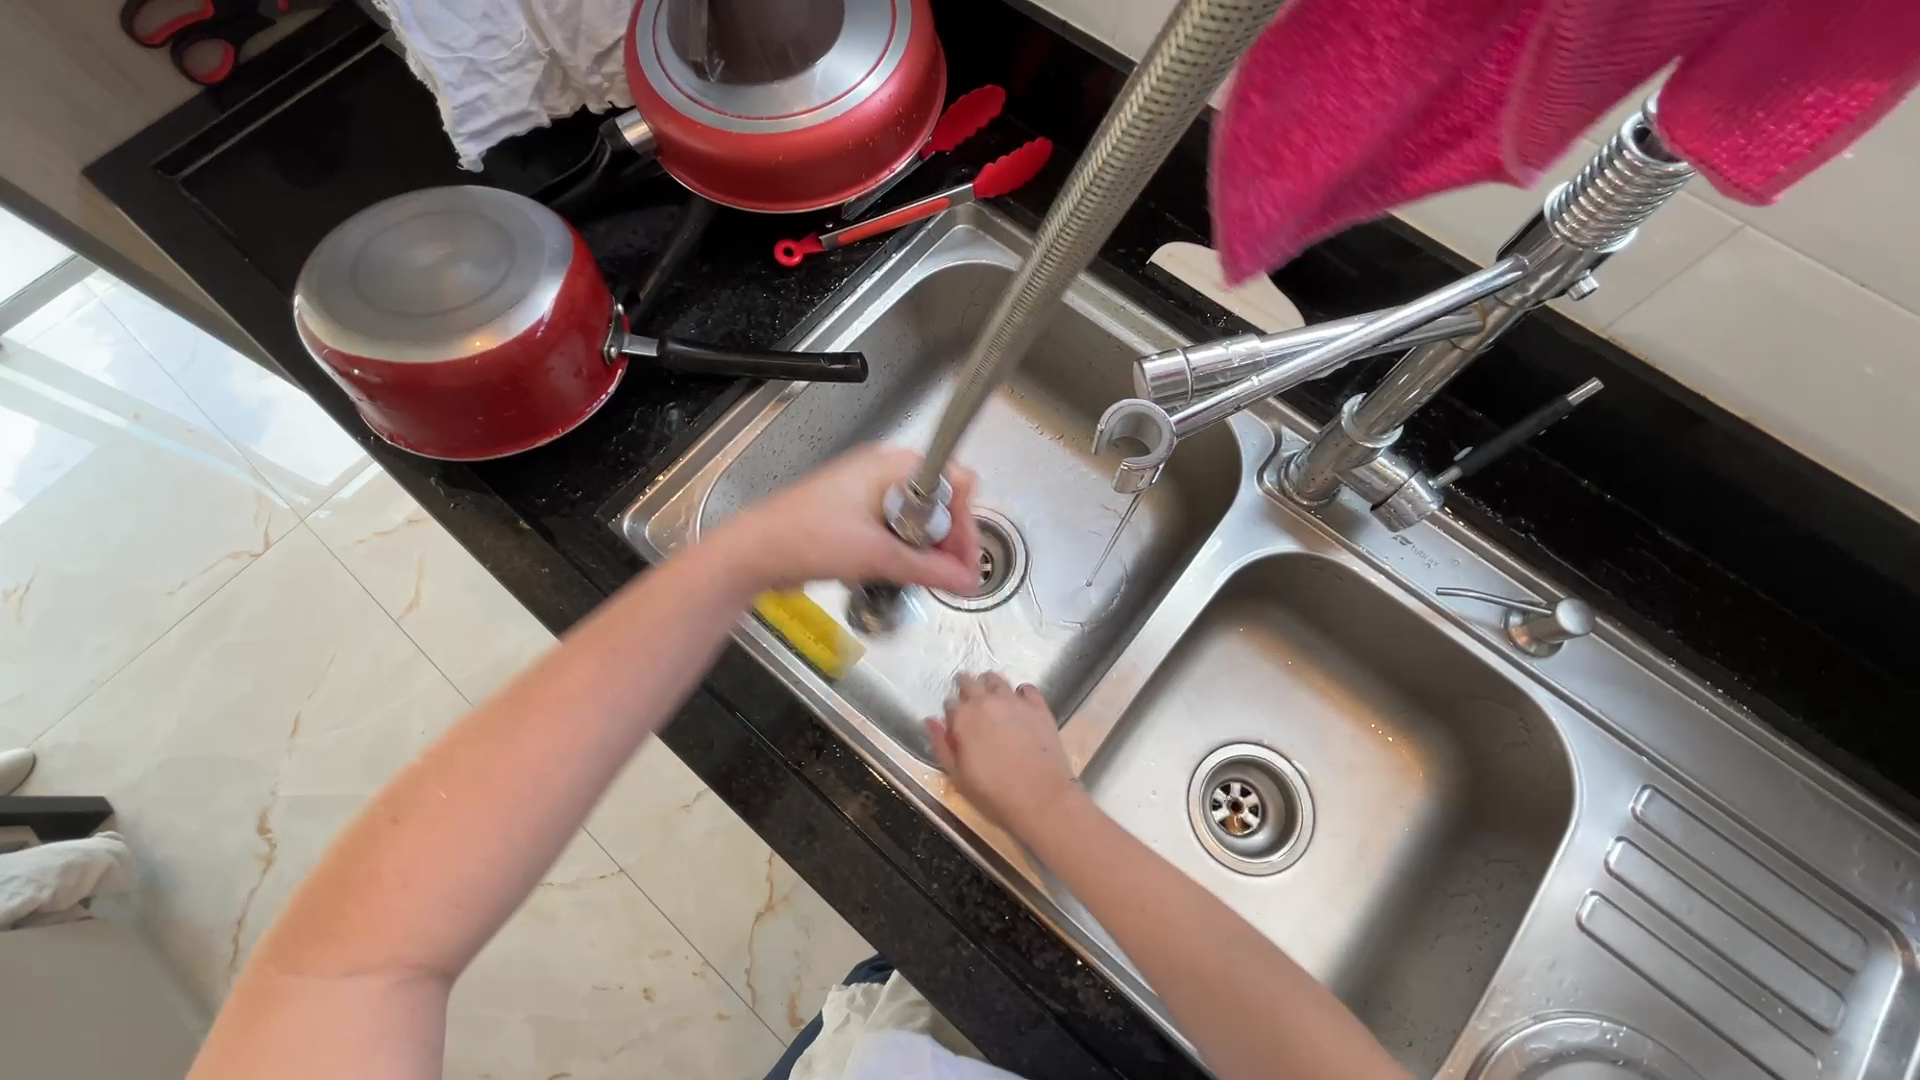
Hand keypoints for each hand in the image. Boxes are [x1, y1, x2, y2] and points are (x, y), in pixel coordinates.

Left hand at [712, 443, 980, 593]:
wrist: (755, 553)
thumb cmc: (804, 538)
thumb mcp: (877, 556)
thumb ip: (930, 569)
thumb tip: (967, 580)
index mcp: (893, 465)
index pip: (955, 483)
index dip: (965, 523)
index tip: (966, 561)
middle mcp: (884, 472)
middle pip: (940, 503)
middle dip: (948, 541)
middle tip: (949, 576)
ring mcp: (870, 492)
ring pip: (919, 521)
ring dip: (926, 551)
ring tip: (920, 578)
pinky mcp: (857, 514)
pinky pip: (896, 531)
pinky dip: (903, 553)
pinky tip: (894, 573)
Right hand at [927, 673, 1081, 836]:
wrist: (1041, 797)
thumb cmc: (993, 792)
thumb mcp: (957, 775)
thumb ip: (941, 744)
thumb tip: (930, 721)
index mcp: (964, 717)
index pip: (949, 703)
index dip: (951, 712)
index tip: (954, 721)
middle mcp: (987, 701)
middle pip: (970, 683)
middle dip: (965, 687)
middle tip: (967, 697)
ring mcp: (1015, 701)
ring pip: (996, 679)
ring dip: (989, 684)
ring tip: (990, 694)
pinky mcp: (1038, 706)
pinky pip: (1026, 688)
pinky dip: (1020, 692)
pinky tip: (1020, 703)